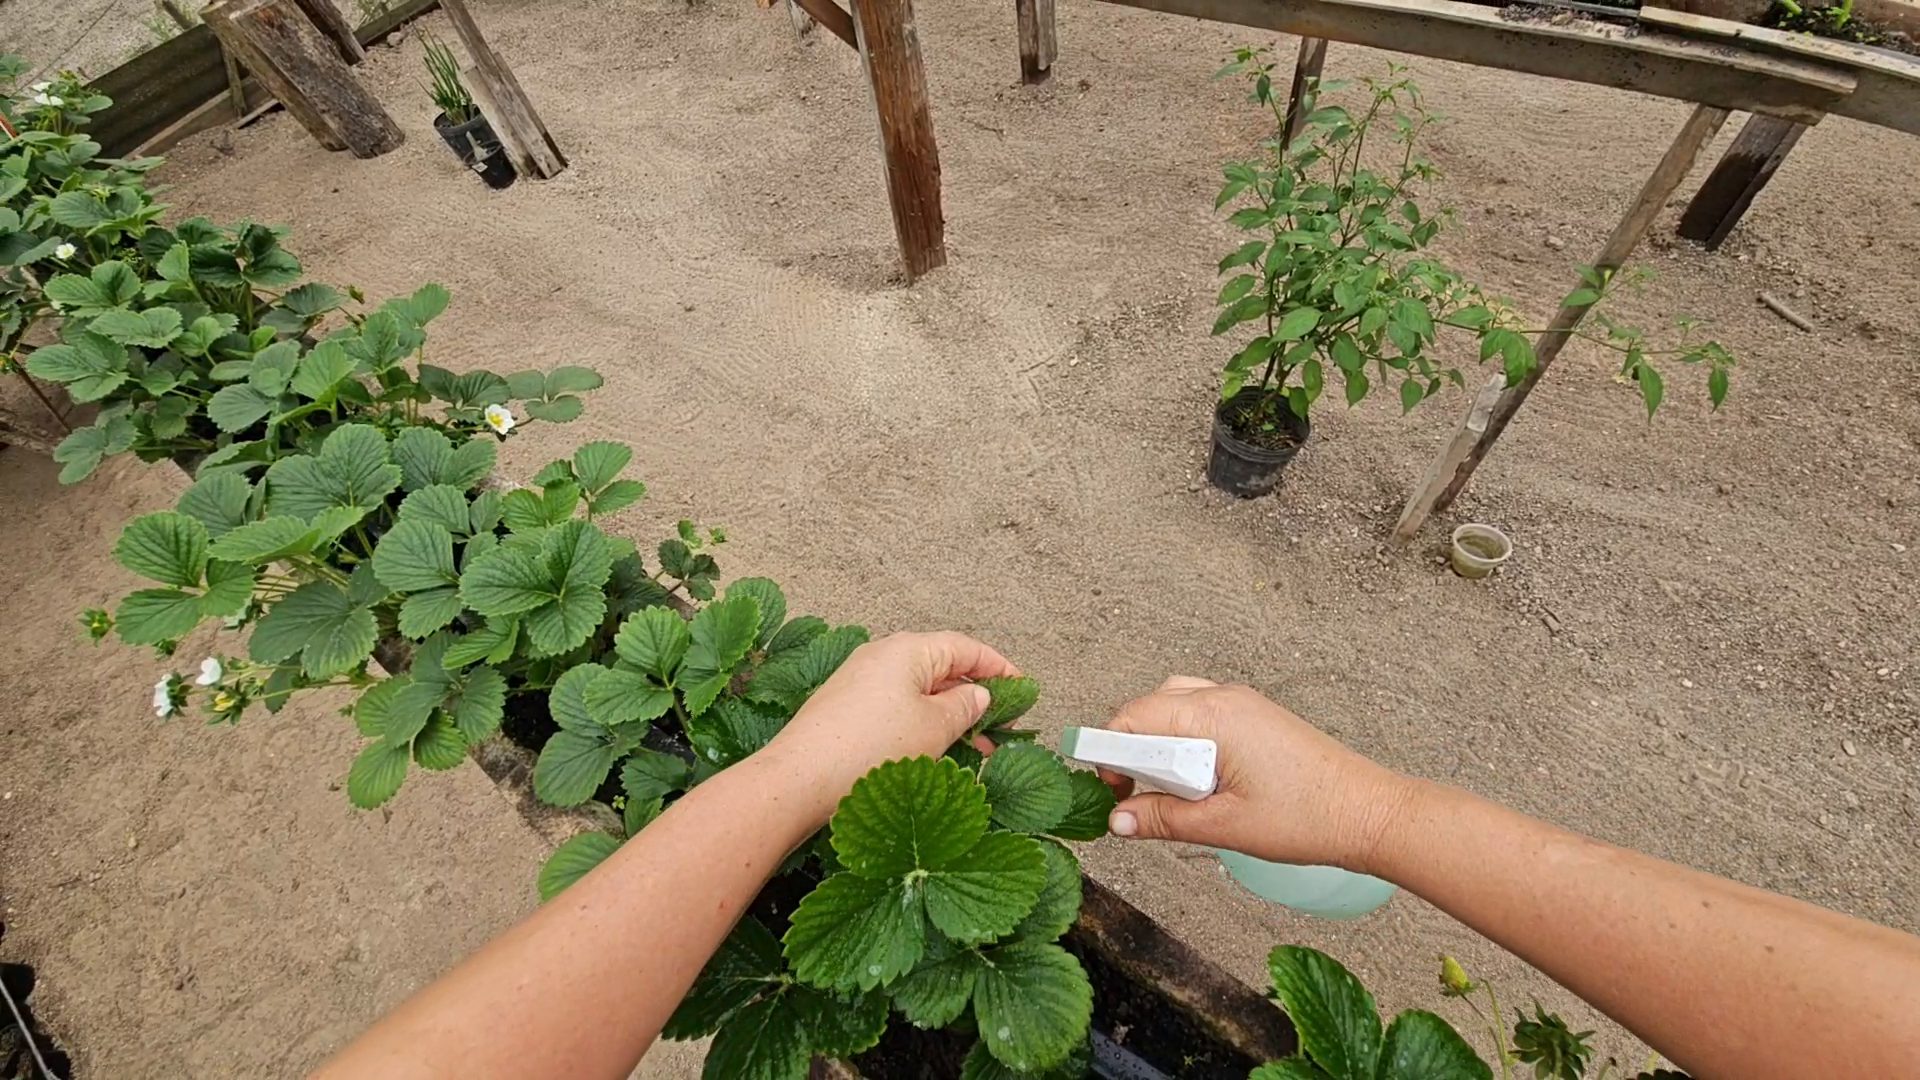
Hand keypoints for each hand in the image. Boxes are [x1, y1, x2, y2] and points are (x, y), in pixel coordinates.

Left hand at [757, 631, 1017, 822]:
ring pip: (920, 693)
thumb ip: (964, 706)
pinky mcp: (847, 709)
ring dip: (951, 718)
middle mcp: (882, 657)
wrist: (796, 783)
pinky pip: (897, 708)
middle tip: (1005, 726)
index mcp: (907, 650)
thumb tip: (977, 694)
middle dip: (975, 697)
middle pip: (942, 668)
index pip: (964, 647)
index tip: (1023, 687)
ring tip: (979, 751)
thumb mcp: (934, 727)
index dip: (998, 666)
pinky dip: (923, 725)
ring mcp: (861, 683)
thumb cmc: (870, 749)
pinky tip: (937, 753)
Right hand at [1099, 677, 1413, 871]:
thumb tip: (1118, 820)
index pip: (1135, 718)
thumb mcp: (1224, 826)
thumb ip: (1163, 819)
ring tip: (1161, 780)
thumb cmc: (1309, 817)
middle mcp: (1221, 697)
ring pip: (1171, 702)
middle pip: (1148, 706)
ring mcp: (1238, 701)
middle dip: (1129, 745)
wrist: (1370, 813)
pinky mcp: (1251, 712)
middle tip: (1130, 790)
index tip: (1108, 787)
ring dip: (1155, 737)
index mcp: (1211, 717)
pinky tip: (1191, 769)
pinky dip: (1180, 733)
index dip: (1109, 750)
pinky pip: (1197, 707)